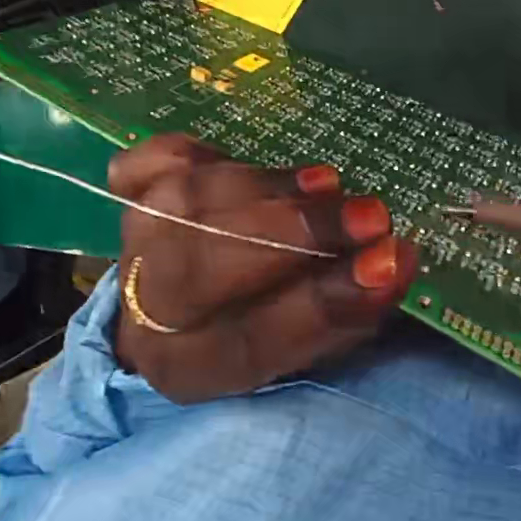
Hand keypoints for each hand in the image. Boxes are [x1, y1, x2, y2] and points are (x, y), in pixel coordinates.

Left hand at [109, 134, 418, 402]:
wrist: (169, 307)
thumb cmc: (248, 328)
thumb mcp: (299, 342)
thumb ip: (341, 309)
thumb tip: (393, 257)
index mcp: (187, 367)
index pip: (247, 341)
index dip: (321, 303)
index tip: (390, 262)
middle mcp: (144, 306)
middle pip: (201, 266)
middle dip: (292, 233)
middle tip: (368, 215)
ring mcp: (131, 241)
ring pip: (184, 203)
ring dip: (262, 188)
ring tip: (326, 185)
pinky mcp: (127, 193)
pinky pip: (154, 159)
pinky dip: (199, 152)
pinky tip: (239, 161)